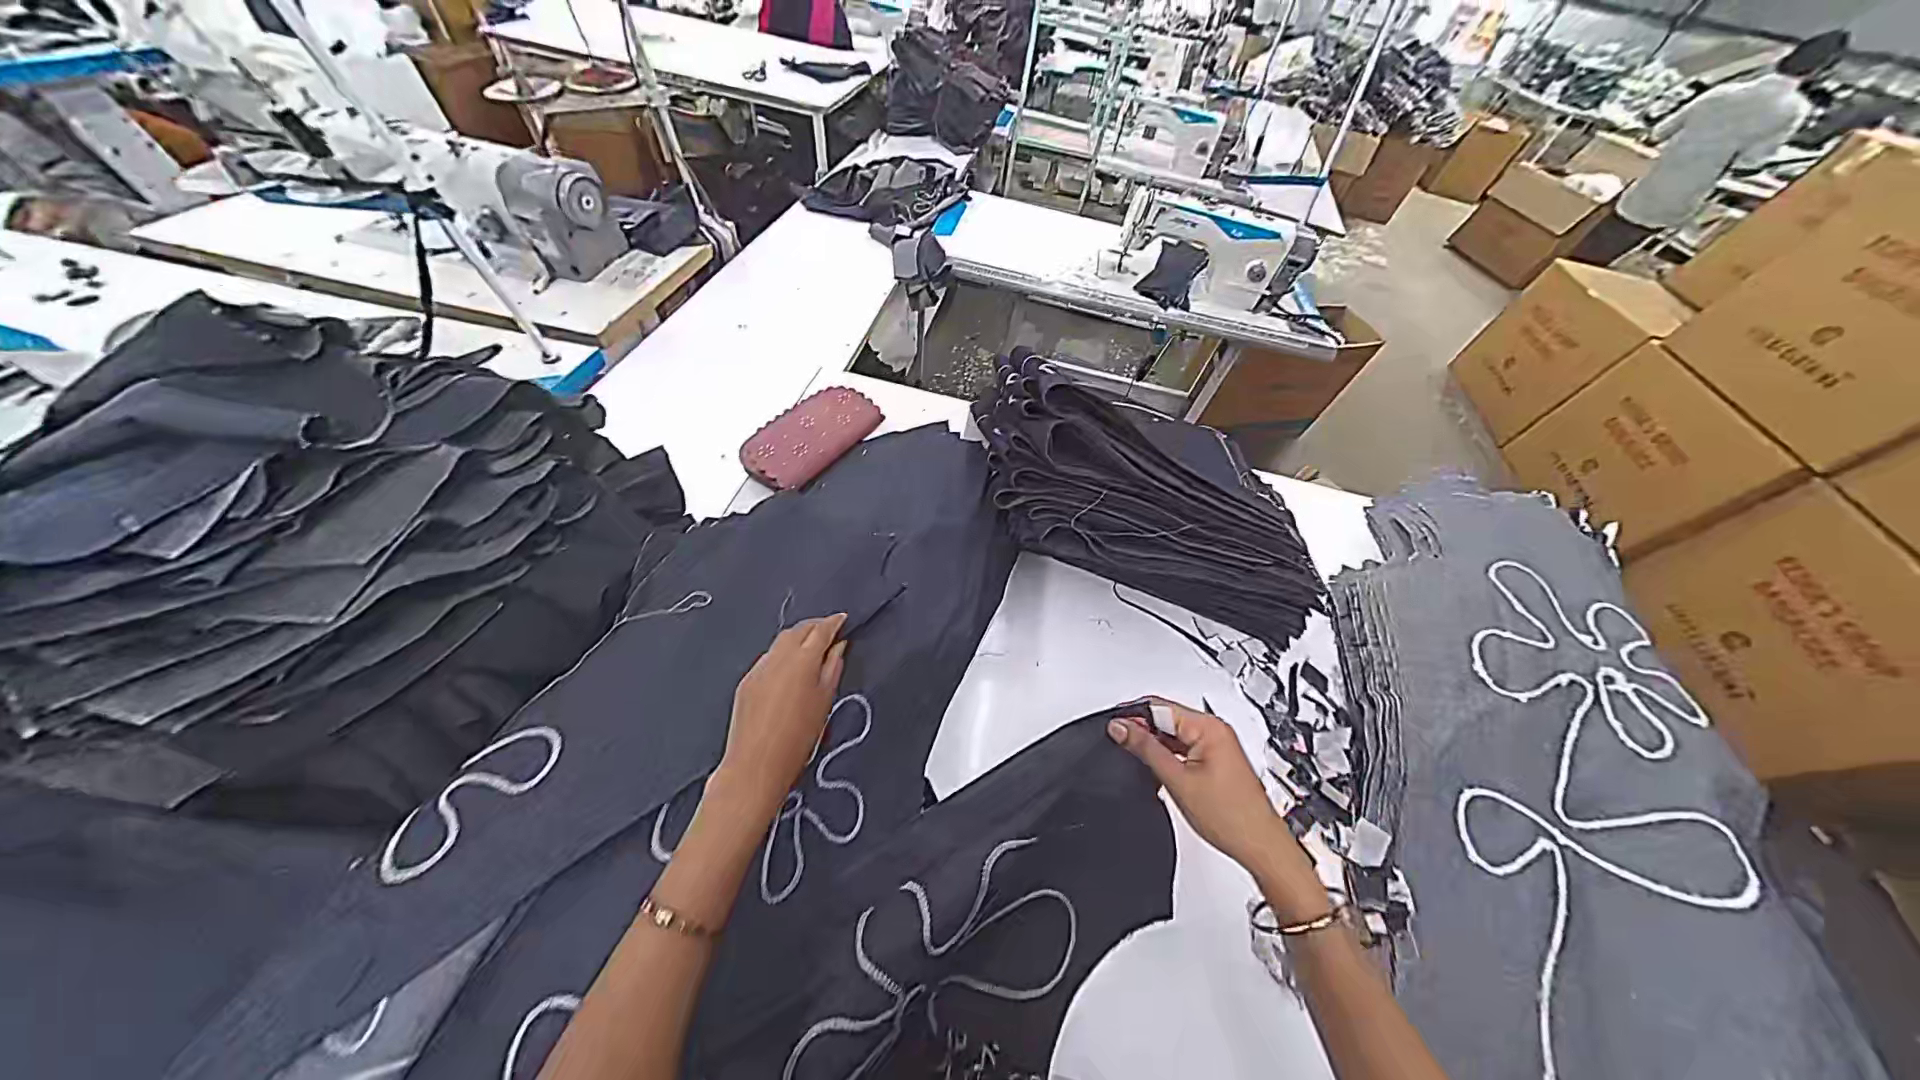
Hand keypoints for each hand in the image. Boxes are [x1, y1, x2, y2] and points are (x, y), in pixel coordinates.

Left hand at [713, 614, 848, 820]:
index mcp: (803, 660)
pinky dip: (782, 654)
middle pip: (799, 629)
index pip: (821, 630)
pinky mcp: (746, 681)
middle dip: (815, 626)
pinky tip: (789, 668)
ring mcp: (759, 668)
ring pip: (781, 641)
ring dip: (798, 638)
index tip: (843, 619)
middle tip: (829, 630)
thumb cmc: (799, 737)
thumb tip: (837, 646)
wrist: (756, 764)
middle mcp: (778, 657)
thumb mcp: (825, 701)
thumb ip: (832, 668)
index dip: (834, 622)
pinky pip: (768, 657)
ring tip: (811, 646)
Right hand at [1107, 698, 1325, 920]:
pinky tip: (1161, 771)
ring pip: (1174, 733)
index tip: (1115, 730)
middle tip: (1124, 746)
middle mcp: (1216, 730)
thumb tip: (1121, 727)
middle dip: (1143, 731)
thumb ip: (1145, 748)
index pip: (1159, 707)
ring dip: (1156, 745)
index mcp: (1209, 727)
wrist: (1260, 847)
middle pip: (1166, 717)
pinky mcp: (1217, 759)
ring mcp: (1218, 745)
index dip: (1133, 718)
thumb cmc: (1232, 817)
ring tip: (1142, 763)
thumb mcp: (1177, 779)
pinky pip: (1184, 747)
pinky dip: (1169, 756)